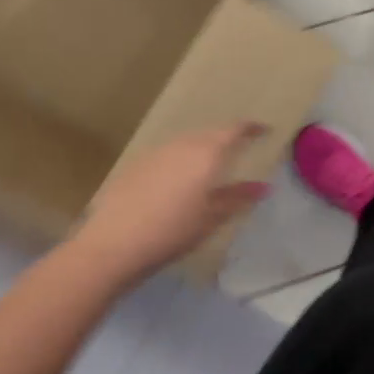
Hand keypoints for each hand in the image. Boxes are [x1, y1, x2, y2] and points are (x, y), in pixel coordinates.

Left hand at [68, 124, 269, 286]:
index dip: (251, 128)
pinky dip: (180, 160)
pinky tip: (176, 182)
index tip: (264, 130)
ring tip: (208, 168)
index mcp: (207, 152)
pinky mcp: (136, 164)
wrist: (110, 245)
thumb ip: (238, 198)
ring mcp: (157, 152)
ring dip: (202, 149)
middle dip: (226, 139)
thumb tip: (264, 186)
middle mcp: (183, 143)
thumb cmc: (171, 232)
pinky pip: (168, 154)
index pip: (235, 129)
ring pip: (187, 142)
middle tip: (238, 151)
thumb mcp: (211, 218)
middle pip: (211, 133)